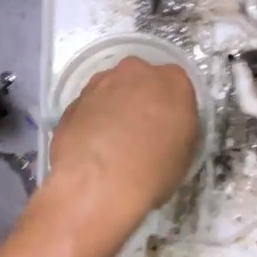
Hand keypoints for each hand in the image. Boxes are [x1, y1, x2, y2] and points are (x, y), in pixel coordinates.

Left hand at [46, 57, 199, 226]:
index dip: (171, 109)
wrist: (99, 183)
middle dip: (140, 101)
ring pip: (110, 91)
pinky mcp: (71, 103)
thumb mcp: (185, 155)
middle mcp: (134, 72)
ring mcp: (99, 84)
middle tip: (140, 134)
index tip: (167, 129)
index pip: (177, 86)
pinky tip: (92, 149)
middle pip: (140, 81)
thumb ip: (179, 131)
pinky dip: (91, 123)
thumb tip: (168, 132)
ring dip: (113, 110)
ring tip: (112, 144)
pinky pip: (88, 109)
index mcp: (172, 81)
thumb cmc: (153, 171)